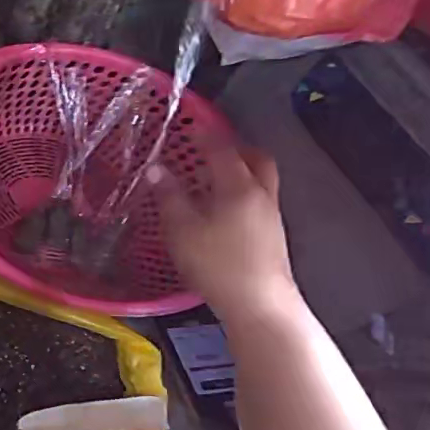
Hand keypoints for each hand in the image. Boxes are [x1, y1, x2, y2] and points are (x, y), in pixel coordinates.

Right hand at [152, 143, 304, 323]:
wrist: (259, 304)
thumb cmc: (216, 264)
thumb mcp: (182, 230)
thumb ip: (169, 197)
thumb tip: (156, 169)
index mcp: (238, 187)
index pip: (222, 150)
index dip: (206, 135)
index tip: (192, 125)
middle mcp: (261, 194)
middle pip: (255, 158)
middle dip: (234, 148)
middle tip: (212, 148)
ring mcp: (271, 216)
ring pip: (260, 180)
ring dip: (241, 170)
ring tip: (214, 178)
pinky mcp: (273, 236)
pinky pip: (259, 200)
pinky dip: (243, 193)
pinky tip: (224, 209)